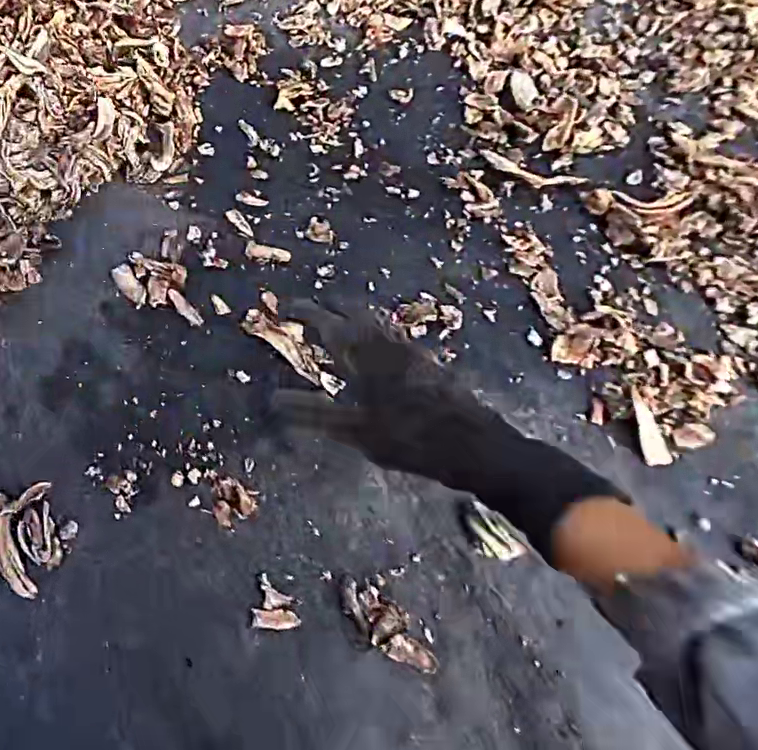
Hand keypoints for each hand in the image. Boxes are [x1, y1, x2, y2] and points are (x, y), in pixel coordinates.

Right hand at [272, 299, 622, 556]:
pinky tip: (373, 350)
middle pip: (352, 311)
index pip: (323, 320)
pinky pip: (392, 334)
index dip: (301, 311)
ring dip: (351, 317)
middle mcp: (386, 343)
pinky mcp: (429, 363)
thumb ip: (311, 412)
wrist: (484, 450)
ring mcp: (411, 351)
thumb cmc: (411, 438)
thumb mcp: (353, 430)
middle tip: (307, 314)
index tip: (282, 308)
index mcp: (362, 352)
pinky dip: (372, 332)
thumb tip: (272, 399)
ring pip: (374, 321)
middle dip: (327, 307)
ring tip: (336, 326)